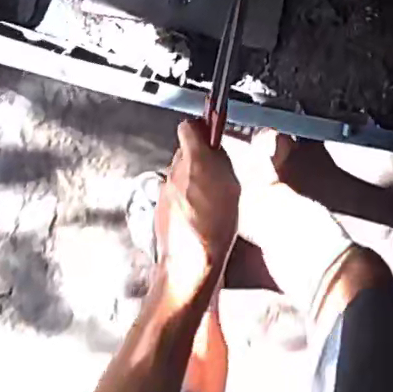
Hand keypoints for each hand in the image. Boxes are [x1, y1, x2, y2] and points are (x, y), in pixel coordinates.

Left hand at [154, 118, 239, 307]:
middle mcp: (175, 169)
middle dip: (198, 156)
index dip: (199, 127)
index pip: (188, 125)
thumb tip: (214, 149)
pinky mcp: (160, 207)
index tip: (209, 133)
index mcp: (193, 158)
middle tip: (215, 170)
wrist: (190, 266)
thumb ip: (220, 161)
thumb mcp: (231, 186)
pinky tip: (199, 215)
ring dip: (191, 179)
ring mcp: (165, 189)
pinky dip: (185, 198)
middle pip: (184, 150)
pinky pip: (175, 193)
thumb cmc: (215, 227)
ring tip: (209, 199)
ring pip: (180, 172)